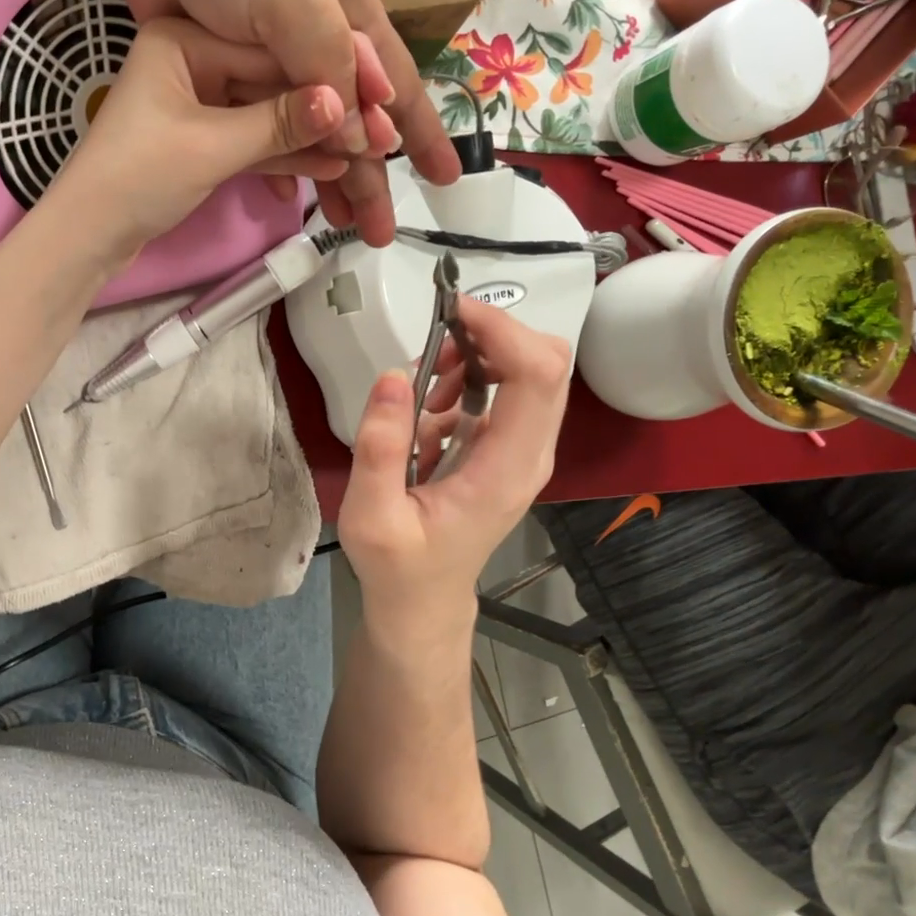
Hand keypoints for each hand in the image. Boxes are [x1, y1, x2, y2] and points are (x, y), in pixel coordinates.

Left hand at [47, 17, 357, 261]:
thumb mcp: (211, 145)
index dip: (330, 84)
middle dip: (327, 119)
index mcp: (186, 39)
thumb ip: (281, 123)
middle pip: (276, 85)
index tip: (377, 115)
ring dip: (310, 144)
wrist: (80, 237)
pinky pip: (247, 141)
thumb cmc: (134, 177)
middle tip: (380, 148)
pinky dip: (280, 157)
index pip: (276, 52)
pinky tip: (324, 172)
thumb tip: (349, 114)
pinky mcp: (191, 141)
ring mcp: (191, 102)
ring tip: (359, 169)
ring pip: (265, 117)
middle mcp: (191, 60)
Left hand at [66, 0, 464, 245]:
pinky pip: (254, 132)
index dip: (414, 130)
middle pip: (345, 117)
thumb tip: (364, 137)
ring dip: (323, 176)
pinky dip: (271, 163)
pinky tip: (287, 196)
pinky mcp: (217, 81)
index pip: (387, 80)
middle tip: (381, 229)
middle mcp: (306, 39)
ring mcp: (260, 63)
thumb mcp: (291, 4)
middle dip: (367, 173)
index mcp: (339, 10)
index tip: (441, 178)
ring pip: (302, 129)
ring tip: (343, 225)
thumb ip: (328, 69)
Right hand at [337, 298, 571, 618]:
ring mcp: (523, 452)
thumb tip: (392, 376)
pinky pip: (504, 394)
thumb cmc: (398, 567)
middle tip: (428, 357)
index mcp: (506, 469)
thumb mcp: (371, 516)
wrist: (422, 602)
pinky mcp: (507, 451)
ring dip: (473, 362)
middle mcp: (529, 454)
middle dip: (487, 340)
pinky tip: (426, 418)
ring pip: (527, 372)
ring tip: (419, 394)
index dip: (501, 330)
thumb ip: (380, 448)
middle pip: (545, 363)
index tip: (448, 313)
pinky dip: (466, 384)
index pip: (537, 374)